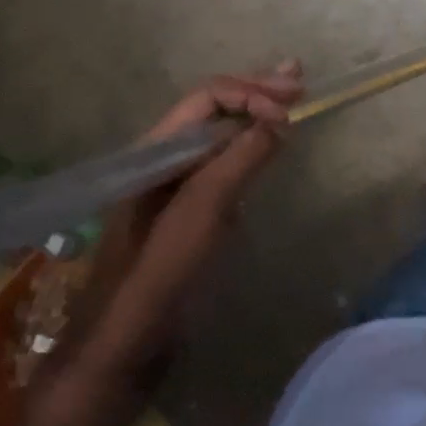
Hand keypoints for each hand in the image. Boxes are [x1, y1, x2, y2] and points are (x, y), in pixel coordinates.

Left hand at [23, 60, 301, 425]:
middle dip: (256, 92)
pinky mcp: (189, 212)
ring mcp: (176, 186)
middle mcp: (164, 159)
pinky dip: (250, 146)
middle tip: (300, 81)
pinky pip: (223, 164)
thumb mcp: (203, 209)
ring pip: (219, 135)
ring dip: (255, 114)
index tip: (291, 109)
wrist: (125, 344)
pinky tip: (269, 143)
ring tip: (291, 99)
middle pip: (213, 109)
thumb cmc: (160, 270)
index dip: (250, 94)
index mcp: (156, 150)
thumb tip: (281, 117)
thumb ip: (241, 157)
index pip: (208, 98)